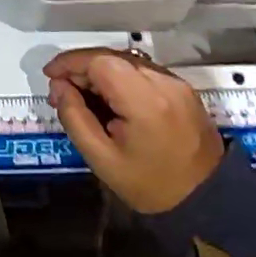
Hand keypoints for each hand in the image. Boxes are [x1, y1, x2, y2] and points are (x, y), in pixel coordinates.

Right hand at [43, 48, 225, 213]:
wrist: (206, 200)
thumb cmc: (150, 185)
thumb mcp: (102, 159)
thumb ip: (75, 118)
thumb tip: (59, 86)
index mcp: (145, 100)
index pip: (100, 62)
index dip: (70, 63)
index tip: (49, 75)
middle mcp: (163, 81)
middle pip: (112, 56)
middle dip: (82, 67)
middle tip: (61, 89)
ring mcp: (176, 82)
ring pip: (127, 61)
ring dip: (99, 70)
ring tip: (81, 93)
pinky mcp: (182, 88)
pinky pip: (142, 71)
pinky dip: (119, 76)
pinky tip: (107, 96)